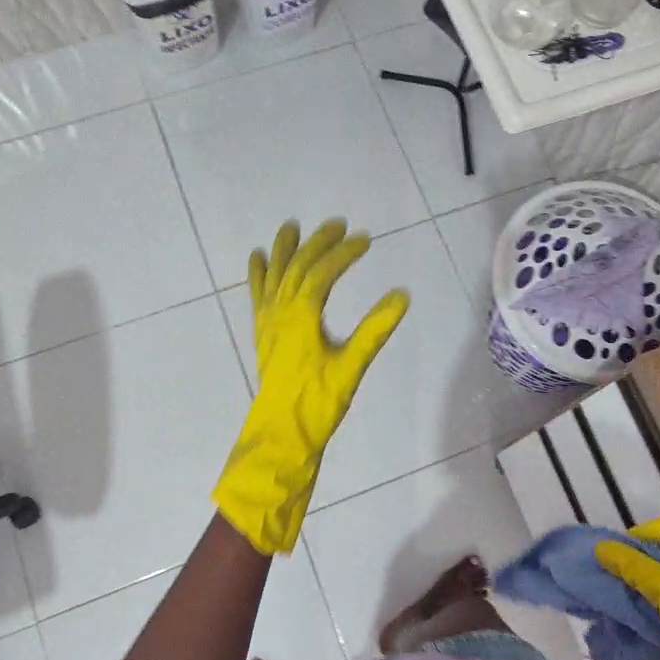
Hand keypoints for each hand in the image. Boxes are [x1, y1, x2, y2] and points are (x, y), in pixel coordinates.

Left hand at [212, 220, 408, 555]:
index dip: (343, 253)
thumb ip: (374, 330)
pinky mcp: (262, 335)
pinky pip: (257, 295)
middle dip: (317, 243)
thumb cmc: (318, 404)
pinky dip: (257, 274)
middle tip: (337, 225)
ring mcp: (267, 323)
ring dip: (283, 249)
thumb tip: (402, 294)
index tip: (365, 239)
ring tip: (291, 226)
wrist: (281, 435)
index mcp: (302, 318)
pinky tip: (256, 258)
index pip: (322, 273)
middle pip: (297, 267)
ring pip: (274, 276)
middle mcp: (280, 313)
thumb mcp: (351, 367)